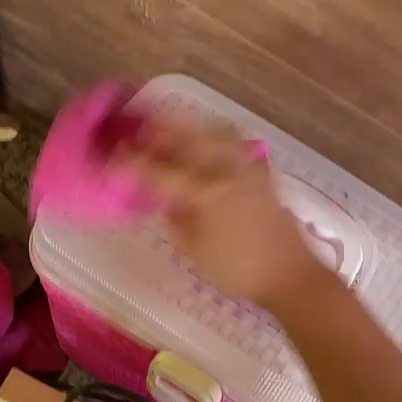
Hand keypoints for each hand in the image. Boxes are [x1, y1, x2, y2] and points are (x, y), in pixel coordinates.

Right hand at [120, 115, 333, 311]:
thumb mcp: (197, 252)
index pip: (160, 171)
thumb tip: (167, 201)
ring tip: (172, 127)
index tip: (112, 156)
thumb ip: (178, 222)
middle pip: (188, 137)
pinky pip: (234, 146)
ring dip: (189, 128)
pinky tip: (208, 145)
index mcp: (205, 193)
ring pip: (214, 135)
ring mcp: (247, 169)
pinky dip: (216, 139)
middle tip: (140, 127)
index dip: (133, 163)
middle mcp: (225, 171)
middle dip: (161, 129)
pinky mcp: (262, 175)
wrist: (289, 274)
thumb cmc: (239, 271)